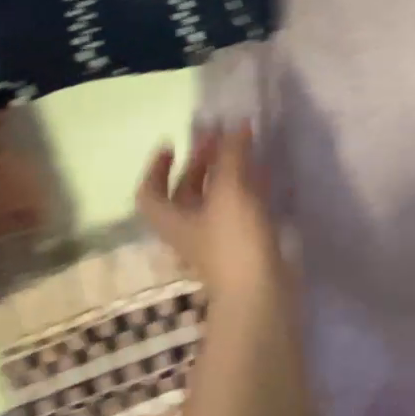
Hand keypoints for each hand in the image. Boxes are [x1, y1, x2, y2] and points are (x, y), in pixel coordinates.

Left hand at [138, 124, 283, 300]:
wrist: (259, 291)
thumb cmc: (233, 241)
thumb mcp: (230, 192)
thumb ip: (232, 156)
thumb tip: (235, 124)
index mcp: (173, 219)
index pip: (149, 192)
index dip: (156, 167)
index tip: (173, 144)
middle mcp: (190, 228)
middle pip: (185, 191)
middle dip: (199, 163)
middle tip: (218, 138)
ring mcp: (218, 237)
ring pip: (215, 198)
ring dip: (226, 173)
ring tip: (244, 150)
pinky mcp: (244, 242)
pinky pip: (241, 207)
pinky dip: (248, 188)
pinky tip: (264, 175)